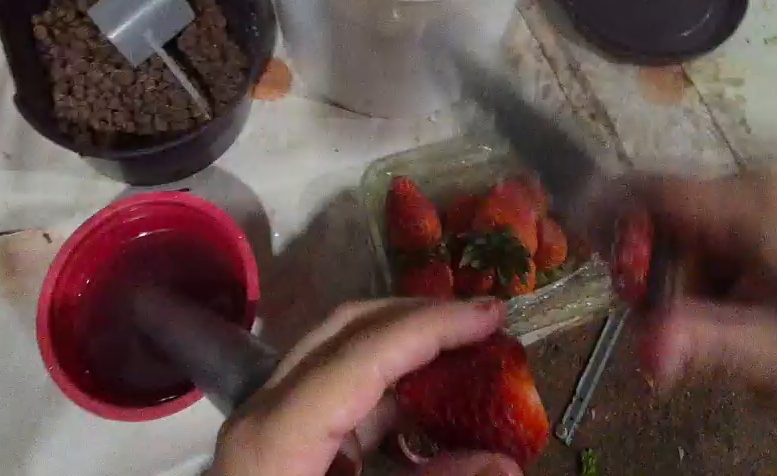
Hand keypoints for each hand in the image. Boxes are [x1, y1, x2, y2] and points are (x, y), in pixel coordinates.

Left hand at [210, 299, 522, 475]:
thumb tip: (507, 465)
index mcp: (279, 434)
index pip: (366, 351)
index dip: (434, 327)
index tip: (494, 314)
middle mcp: (269, 410)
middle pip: (349, 332)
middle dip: (420, 320)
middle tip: (484, 322)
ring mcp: (272, 426)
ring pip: (345, 358)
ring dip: (409, 354)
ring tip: (469, 356)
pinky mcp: (284, 448)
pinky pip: (343, 401)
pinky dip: (393, 399)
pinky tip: (437, 417)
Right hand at [635, 173, 776, 474]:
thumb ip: (705, 347)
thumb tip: (641, 351)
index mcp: (755, 206)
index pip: (659, 191)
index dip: (614, 215)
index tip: (582, 252)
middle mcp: (751, 192)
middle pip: (662, 210)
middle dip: (642, 263)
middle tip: (641, 319)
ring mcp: (757, 210)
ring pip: (676, 231)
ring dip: (666, 279)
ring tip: (685, 333)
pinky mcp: (760, 230)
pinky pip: (700, 244)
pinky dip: (690, 281)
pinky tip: (712, 320)